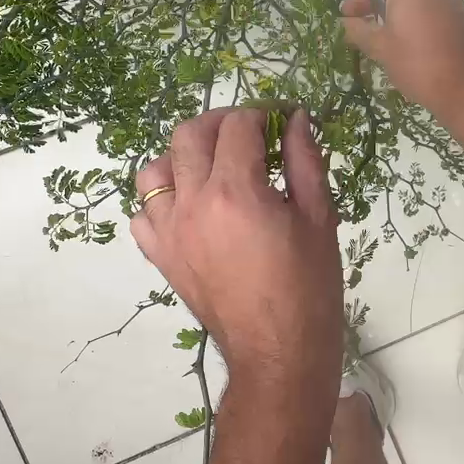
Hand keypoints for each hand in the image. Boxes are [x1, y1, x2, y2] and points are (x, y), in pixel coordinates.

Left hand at [131, 107, 341, 392]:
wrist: (279, 349)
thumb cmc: (310, 284)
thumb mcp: (319, 216)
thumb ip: (305, 160)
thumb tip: (296, 118)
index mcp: (236, 192)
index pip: (238, 126)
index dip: (264, 113)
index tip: (284, 120)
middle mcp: (192, 205)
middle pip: (188, 135)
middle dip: (221, 123)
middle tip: (251, 133)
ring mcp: (169, 232)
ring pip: (154, 170)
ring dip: (184, 156)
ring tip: (216, 166)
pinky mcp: (160, 257)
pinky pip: (143, 213)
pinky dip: (163, 199)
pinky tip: (193, 206)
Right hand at [340, 0, 463, 115]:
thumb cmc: (417, 66)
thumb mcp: (382, 50)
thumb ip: (361, 31)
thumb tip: (347, 20)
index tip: (350, 16)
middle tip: (384, 6)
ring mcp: (453, 1)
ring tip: (402, 21)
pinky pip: (444, 2)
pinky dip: (431, 9)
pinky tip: (422, 34)